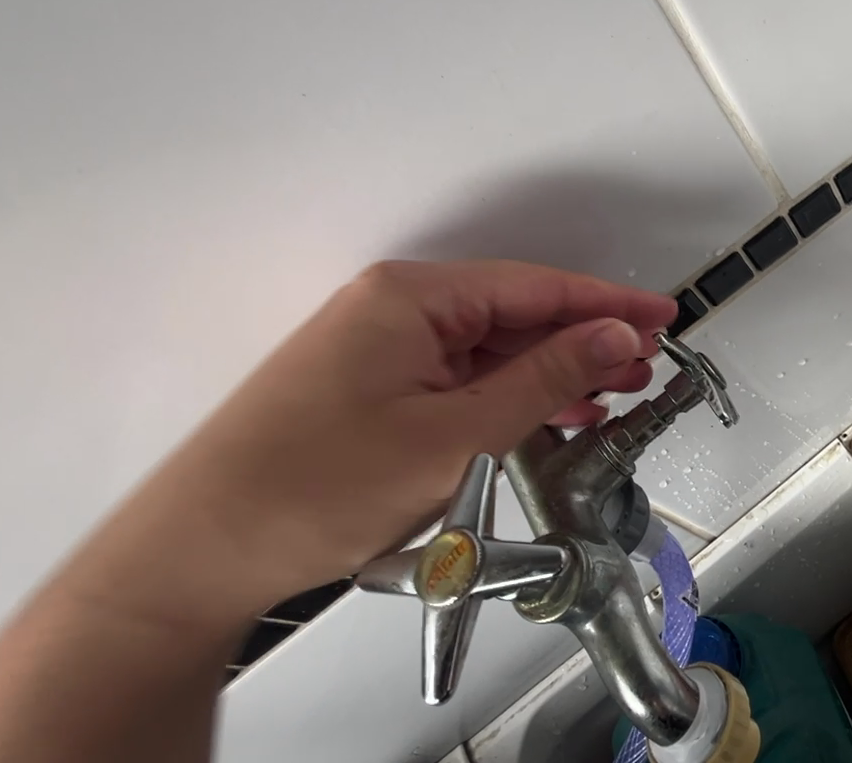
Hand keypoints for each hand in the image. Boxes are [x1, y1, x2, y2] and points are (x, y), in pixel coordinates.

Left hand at [91, 260, 677, 623]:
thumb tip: (614, 336)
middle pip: (518, 314)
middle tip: (643, 361)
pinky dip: (511, 393)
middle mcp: (396, 309)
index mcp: (412, 299)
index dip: (608, 304)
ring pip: (493, 348)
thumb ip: (548, 378)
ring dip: (553, 370)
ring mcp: (382, 348)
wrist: (190, 563)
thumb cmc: (309, 492)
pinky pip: (462, 376)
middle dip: (586, 340)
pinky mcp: (375, 385)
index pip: (539, 288)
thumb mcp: (457, 435)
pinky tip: (549, 411)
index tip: (660, 315)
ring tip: (610, 390)